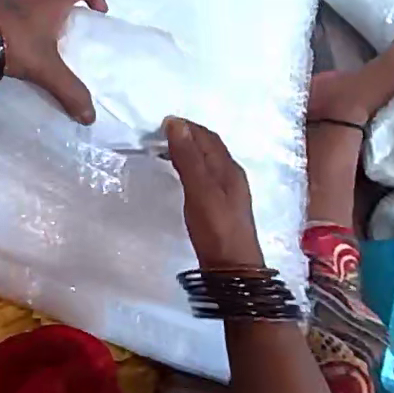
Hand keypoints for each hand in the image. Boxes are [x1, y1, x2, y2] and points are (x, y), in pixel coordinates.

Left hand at [0, 0, 107, 123]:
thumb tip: (90, 117)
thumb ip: (69, 91)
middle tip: (68, 34)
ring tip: (43, 45)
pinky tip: (17, 46)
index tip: (99, 12)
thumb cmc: (14, 43)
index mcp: (52, 1)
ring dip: (42, 18)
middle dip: (66, 11)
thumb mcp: (46, 69)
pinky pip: (14, 13)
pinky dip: (22, 25)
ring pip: (34, 4)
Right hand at [165, 117, 264, 268]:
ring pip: (208, 161)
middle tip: (161, 134)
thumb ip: (188, 158)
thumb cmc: (215, 228)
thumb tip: (175, 123)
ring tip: (167, 150)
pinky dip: (191, 166)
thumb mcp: (199, 190)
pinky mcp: (221, 206)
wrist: (232, 269)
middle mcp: (231, 176)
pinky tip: (181, 175)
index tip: (162, 123)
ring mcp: (228, 192)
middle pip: (210, 147)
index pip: (207, 137)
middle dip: (188, 135)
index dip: (187, 126)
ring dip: (189, 151)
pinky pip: (206, 175)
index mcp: (228, 169)